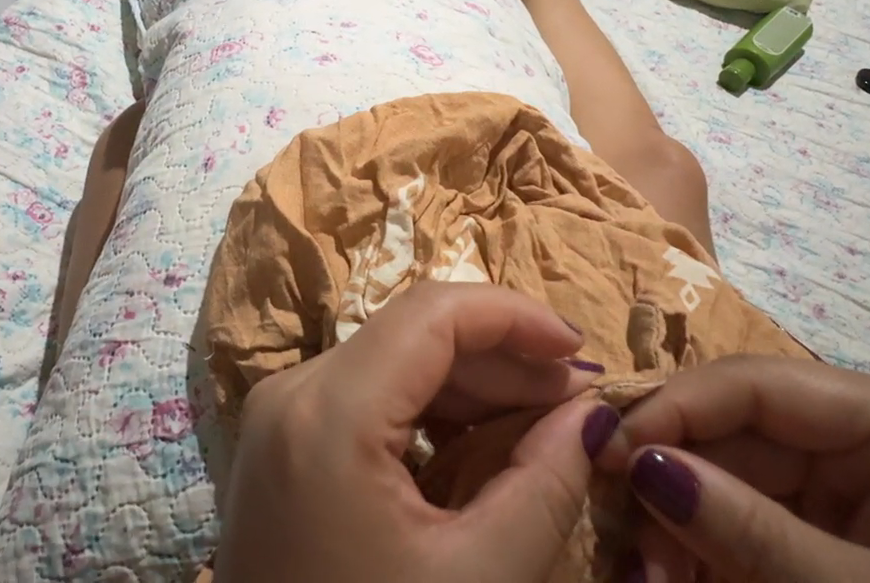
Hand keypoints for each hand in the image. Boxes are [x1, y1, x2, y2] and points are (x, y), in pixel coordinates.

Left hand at [213, 283, 611, 582]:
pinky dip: (430, 407)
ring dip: (471, 380)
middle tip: (576, 398)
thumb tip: (590, 414)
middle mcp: (291, 391)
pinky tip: (482, 439)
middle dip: (500, 355)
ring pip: (391, 359)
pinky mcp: (282, 440)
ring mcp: (279, 413)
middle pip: (410, 333)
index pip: (430, 313)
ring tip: (543, 417)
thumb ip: (544, 484)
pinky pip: (366, 393)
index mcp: (327, 413)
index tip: (581, 348)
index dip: (513, 315)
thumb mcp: (478, 578)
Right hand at [602, 357, 869, 582]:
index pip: (751, 381)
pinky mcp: (834, 521)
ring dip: (677, 521)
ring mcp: (846, 476)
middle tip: (619, 535)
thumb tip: (636, 462)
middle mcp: (860, 429)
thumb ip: (750, 532)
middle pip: (731, 429)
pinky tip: (672, 574)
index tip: (602, 451)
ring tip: (645, 575)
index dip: (670, 408)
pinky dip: (706, 546)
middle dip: (669, 480)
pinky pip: (748, 515)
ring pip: (728, 475)